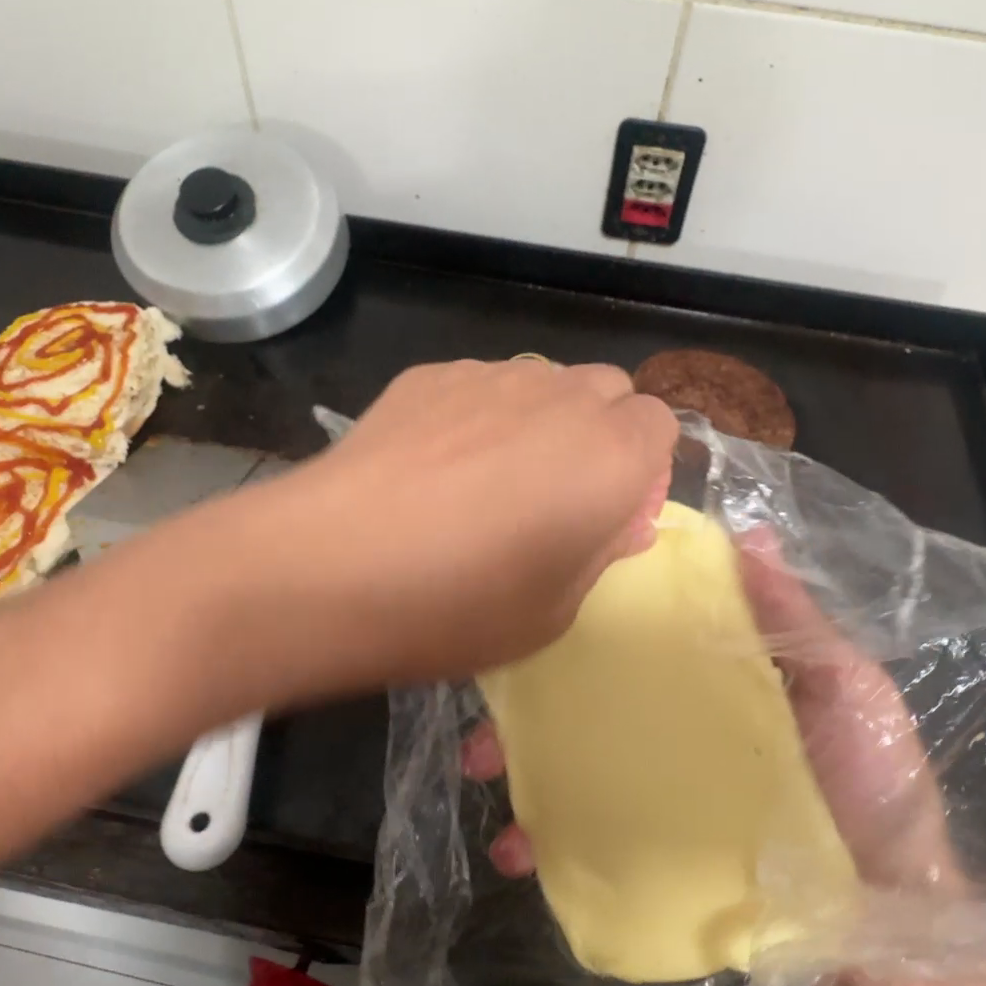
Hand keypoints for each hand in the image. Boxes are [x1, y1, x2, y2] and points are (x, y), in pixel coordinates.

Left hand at [167, 358, 675, 709]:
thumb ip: (600, 552)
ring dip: (539, 420)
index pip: (659, 425)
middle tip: (553, 496)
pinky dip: (478, 414)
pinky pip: (479, 384)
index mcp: (610, 455)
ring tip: (486, 480)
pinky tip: (432, 466)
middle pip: (607, 390)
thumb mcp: (553, 611)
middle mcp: (560, 397)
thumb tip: (617, 518)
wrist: (326, 567)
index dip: (640, 467)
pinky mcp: (427, 374)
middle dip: (598, 434)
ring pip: (542, 382)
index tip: (605, 512)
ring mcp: (488, 376)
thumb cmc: (456, 606)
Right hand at [460, 533, 985, 985]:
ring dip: (520, 761)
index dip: (590, 617)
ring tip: (483, 768)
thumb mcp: (848, 691)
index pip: (642, 635)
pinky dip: (545, 837)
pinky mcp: (655, 847)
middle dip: (531, 693)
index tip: (543, 601)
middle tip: (491, 689)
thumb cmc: (875, 787)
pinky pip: (587, 834)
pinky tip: (518, 846)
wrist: (890, 914)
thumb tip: (750, 534)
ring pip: (573, 759)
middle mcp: (675, 725)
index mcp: (715, 678)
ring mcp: (660, 786)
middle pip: (590, 697)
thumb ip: (797, 622)